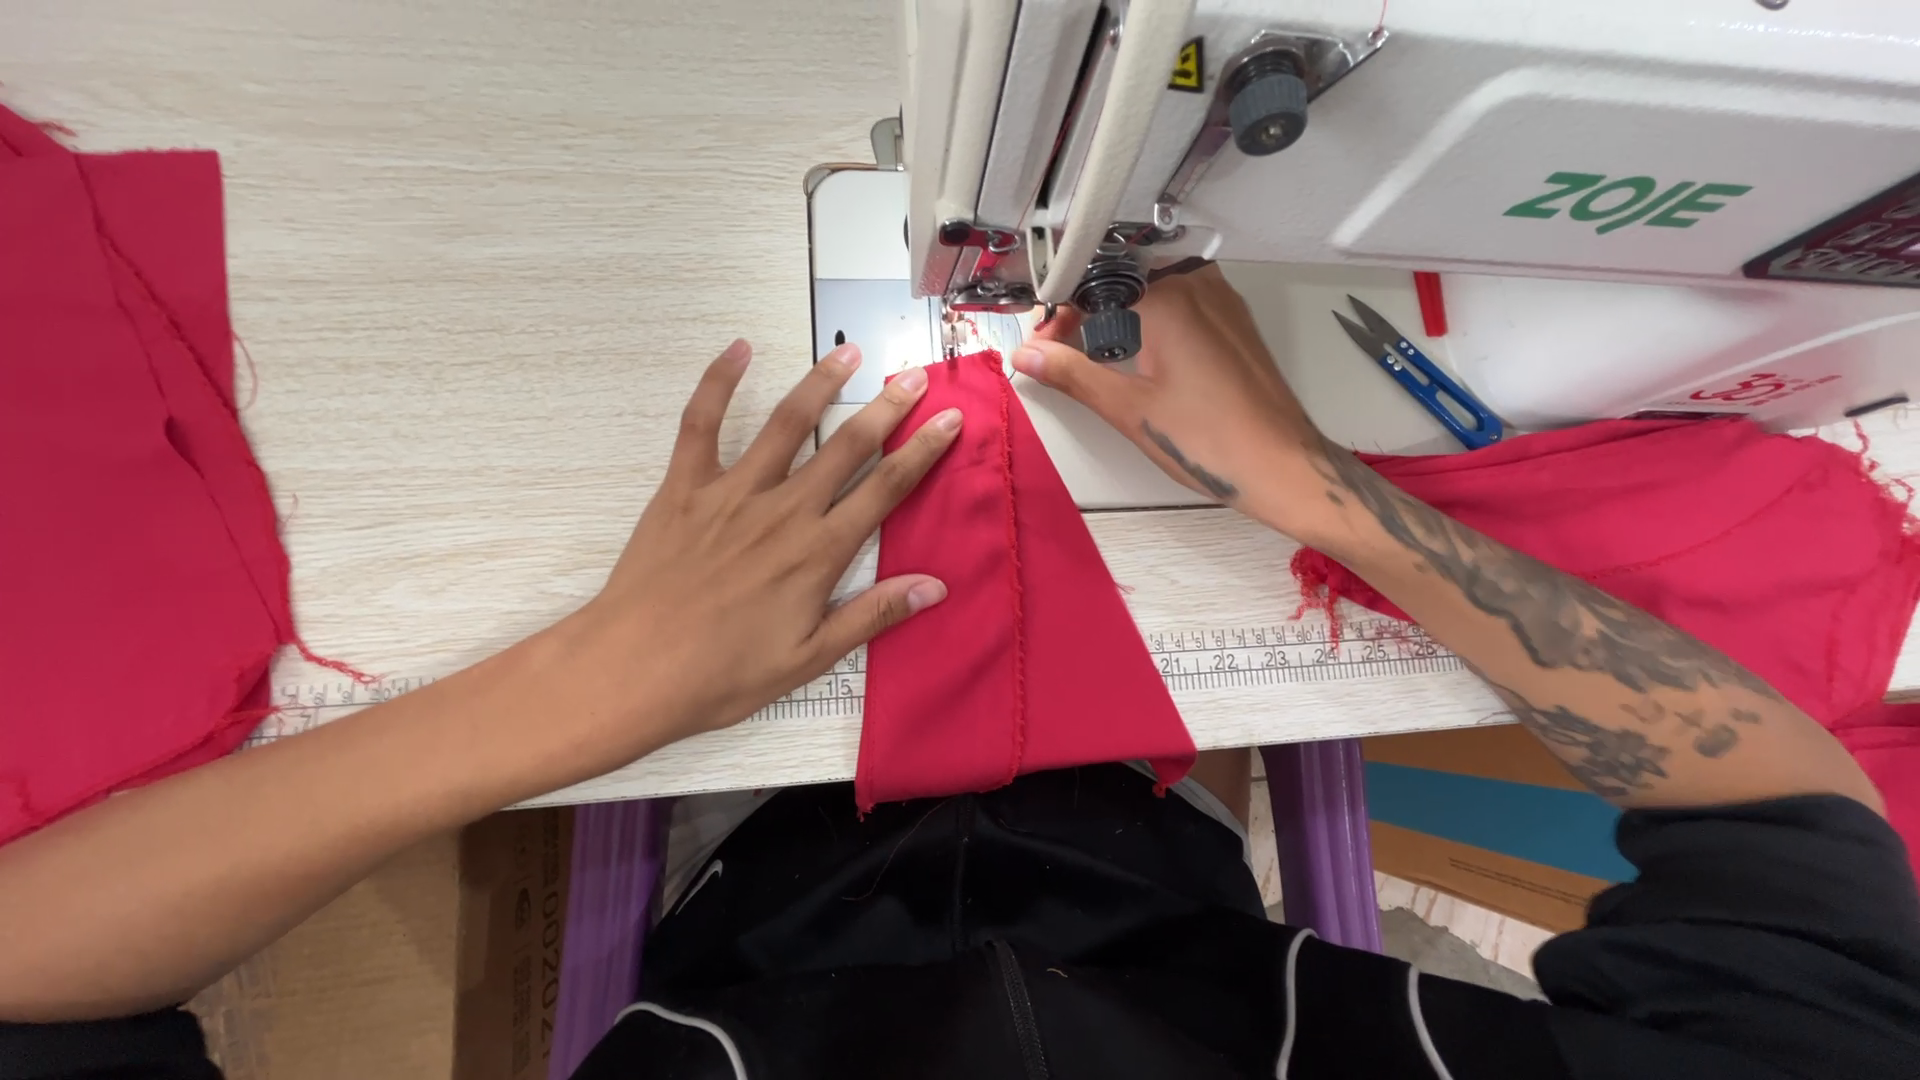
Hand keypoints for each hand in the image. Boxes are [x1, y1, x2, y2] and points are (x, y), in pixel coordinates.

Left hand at [563, 339, 959, 751]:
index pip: (886, 488)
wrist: (634, 669)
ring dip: (821, 383)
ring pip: (786, 423)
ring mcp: (732, 492)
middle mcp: (784, 510)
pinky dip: (717, 382)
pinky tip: (738, 348)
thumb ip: (873, 615)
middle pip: (847, 446)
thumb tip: (936, 585)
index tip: (950, 418)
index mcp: (819, 551)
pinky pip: (701, 423)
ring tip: (849, 352)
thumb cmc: (726, 673)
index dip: (923, 450)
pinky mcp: (684, 486)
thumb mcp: (811, 658)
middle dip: (887, 407)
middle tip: (914, 375)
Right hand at [1013, 264, 1330, 536]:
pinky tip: (1138, 360)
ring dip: (1115, 318)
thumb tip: (1027, 354)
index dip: (1058, 313)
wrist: (1282, 467)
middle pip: (1121, 283)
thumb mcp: (1129, 409)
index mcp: (1169, 299)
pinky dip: (1149, 323)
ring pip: (1150, 292)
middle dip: (1084, 315)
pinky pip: (1179, 305)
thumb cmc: (1211, 441)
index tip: (1040, 345)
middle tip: (1058, 354)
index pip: (1092, 285)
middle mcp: (1198, 286)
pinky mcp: (1233, 322)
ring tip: (1094, 360)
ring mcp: (1221, 301)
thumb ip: (1072, 374)